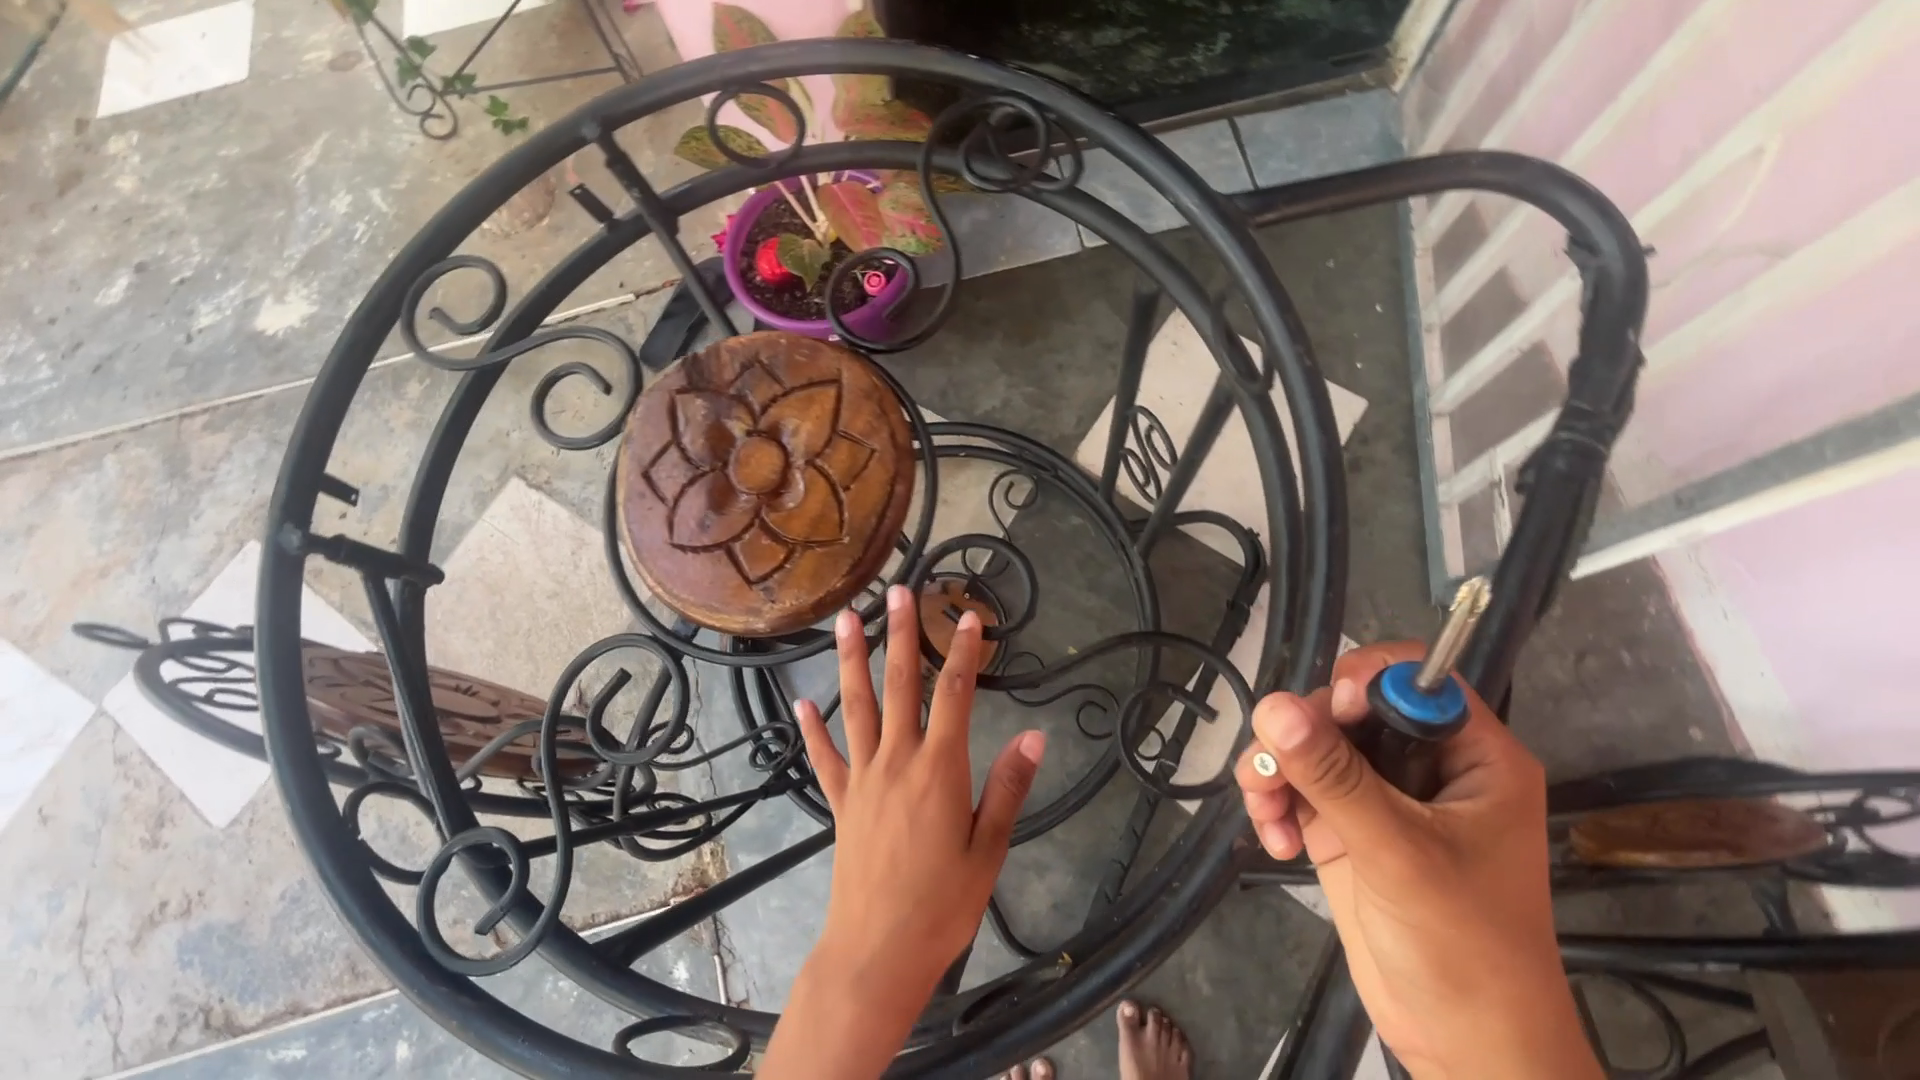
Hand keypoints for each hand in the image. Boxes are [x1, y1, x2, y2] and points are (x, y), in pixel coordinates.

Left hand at [763, 585, 1044, 1078]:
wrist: (878, 951)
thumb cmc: (944, 904)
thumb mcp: (990, 850)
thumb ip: (1008, 788)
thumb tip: (1034, 735)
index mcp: (940, 771)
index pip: (956, 697)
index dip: (965, 654)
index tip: (971, 616)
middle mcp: (898, 762)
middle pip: (900, 686)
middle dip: (901, 636)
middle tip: (898, 593)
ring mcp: (863, 780)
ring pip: (857, 708)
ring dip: (851, 661)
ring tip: (845, 621)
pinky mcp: (840, 803)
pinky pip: (825, 758)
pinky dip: (814, 729)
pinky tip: (803, 702)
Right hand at [1235, 642, 1600, 1079]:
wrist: (1462, 1046)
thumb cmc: (1462, 947)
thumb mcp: (1398, 854)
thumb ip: (1334, 777)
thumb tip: (1274, 706)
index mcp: (1473, 757)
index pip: (1417, 679)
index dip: (1367, 681)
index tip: (1328, 712)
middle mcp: (1425, 766)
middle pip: (1348, 708)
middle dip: (1303, 735)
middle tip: (1279, 771)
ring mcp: (1381, 798)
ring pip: (1311, 745)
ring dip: (1277, 771)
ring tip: (1268, 814)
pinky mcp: (1346, 829)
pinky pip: (1296, 789)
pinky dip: (1274, 806)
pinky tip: (1276, 842)